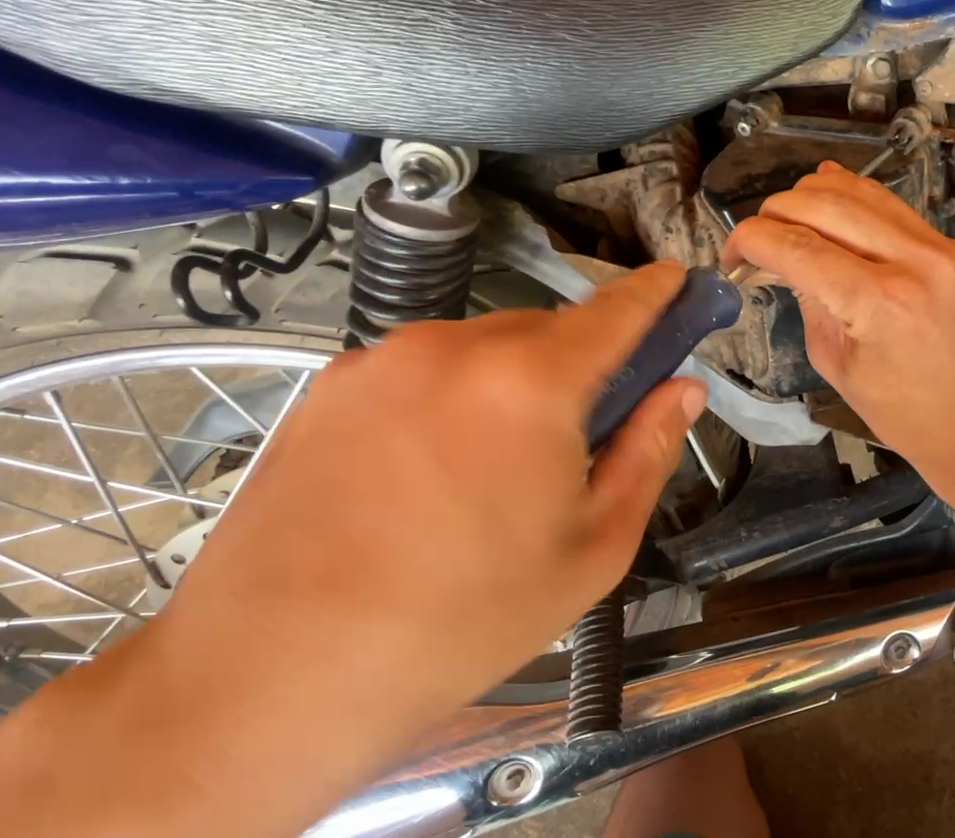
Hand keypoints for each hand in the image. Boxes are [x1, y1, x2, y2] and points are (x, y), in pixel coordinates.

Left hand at [152, 263, 705, 716]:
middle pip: (546, 333)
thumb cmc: (462, 618)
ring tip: (494, 472)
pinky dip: (449, 398)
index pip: (615, 311)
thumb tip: (682, 391)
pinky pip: (420, 373)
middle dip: (579, 367)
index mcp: (529, 383)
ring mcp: (379, 363)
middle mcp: (452, 349)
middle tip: (584, 436)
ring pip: (480, 351)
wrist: (272, 675)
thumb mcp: (593, 548)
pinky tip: (429, 474)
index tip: (677, 279)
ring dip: (510, 384)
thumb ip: (648, 453)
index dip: (655, 293)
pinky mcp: (326, 390)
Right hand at [724, 162, 954, 479]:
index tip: (731, 253)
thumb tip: (782, 262)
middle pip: (826, 206)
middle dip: (777, 212)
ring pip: (860, 193)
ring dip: (812, 196)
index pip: (799, 248)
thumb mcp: (836, 364)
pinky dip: (853, 197)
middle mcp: (912, 260)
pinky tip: (825, 194)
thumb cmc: (902, 413)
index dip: (752, 240)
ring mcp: (938, 247)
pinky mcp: (950, 246)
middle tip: (754, 237)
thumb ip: (808, 302)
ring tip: (784, 217)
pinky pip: (891, 206)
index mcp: (879, 301)